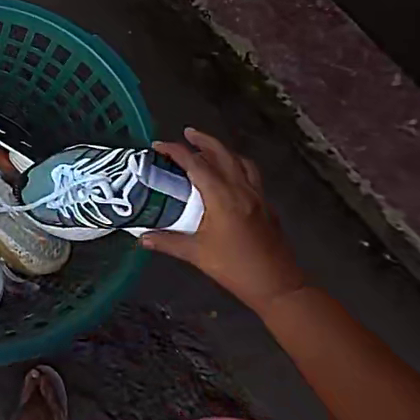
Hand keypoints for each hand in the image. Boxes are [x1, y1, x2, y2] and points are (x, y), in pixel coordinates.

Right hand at [142, 129, 307, 309]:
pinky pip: (252, 176)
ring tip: (208, 149)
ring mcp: (259, 198)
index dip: (177, 152)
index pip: (197, 165)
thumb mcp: (195, 254)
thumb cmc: (235, 268)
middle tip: (187, 133)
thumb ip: (167, 241)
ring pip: (242, 163)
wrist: (278, 286)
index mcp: (224, 198)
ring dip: (224, 151)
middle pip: (224, 155)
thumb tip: (141, 237)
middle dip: (204, 141)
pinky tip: (228, 175)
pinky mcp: (266, 207)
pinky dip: (237, 166)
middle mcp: (243, 191)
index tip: (159, 146)